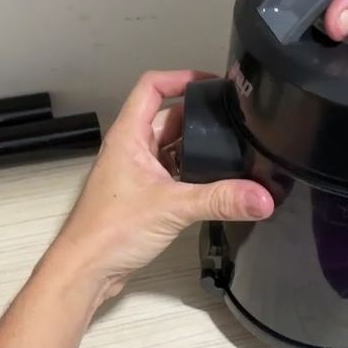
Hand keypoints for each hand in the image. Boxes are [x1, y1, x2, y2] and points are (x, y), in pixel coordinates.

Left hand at [43, 70, 272, 303]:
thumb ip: (220, 199)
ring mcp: (135, 173)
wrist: (86, 270)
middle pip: (168, 118)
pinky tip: (214, 183)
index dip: (181, 78)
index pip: (152, 88)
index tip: (212, 82)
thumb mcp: (172, 207)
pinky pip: (171, 173)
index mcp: (128, 136)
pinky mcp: (142, 196)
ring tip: (232, 148)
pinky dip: (192, 174)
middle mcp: (131, 149)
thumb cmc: (110, 231)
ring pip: (171, 148)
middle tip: (233, 119)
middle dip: (199, 117)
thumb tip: (262, 196)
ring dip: (197, 148)